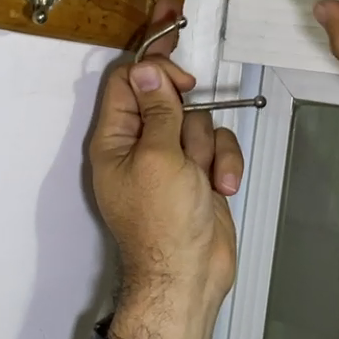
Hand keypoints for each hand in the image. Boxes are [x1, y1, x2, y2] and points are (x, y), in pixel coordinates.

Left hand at [88, 0, 243, 338]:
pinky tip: (222, 188)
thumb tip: (151, 69)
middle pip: (167, 95)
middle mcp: (139, 143)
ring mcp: (171, 158)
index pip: (127, 80)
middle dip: (188, 108)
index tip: (179, 61)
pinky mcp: (198, 172)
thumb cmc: (164, 223)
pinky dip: (223, 163)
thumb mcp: (160, 158)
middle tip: (195, 111)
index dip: (152, 63)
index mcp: (115, 138)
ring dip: (209, 146)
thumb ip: (159, 110)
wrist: (189, 278)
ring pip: (198, 120)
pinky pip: (216, 146)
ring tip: (207, 178)